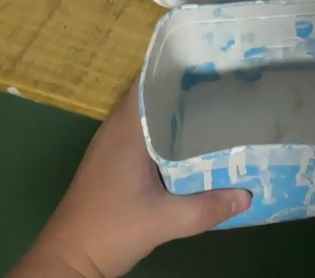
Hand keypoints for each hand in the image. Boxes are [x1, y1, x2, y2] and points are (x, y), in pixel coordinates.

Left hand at [11, 83, 250, 277]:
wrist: (65, 264)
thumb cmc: (108, 231)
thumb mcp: (162, 221)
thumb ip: (206, 208)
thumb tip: (248, 196)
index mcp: (127, 127)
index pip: (152, 77)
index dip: (182, 64)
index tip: (215, 58)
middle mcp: (118, 127)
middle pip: (156, 92)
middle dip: (188, 84)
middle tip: (228, 78)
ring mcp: (113, 144)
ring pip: (151, 112)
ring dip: (178, 106)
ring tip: (218, 100)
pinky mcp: (113, 160)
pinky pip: (146, 129)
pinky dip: (168, 126)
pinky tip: (193, 137)